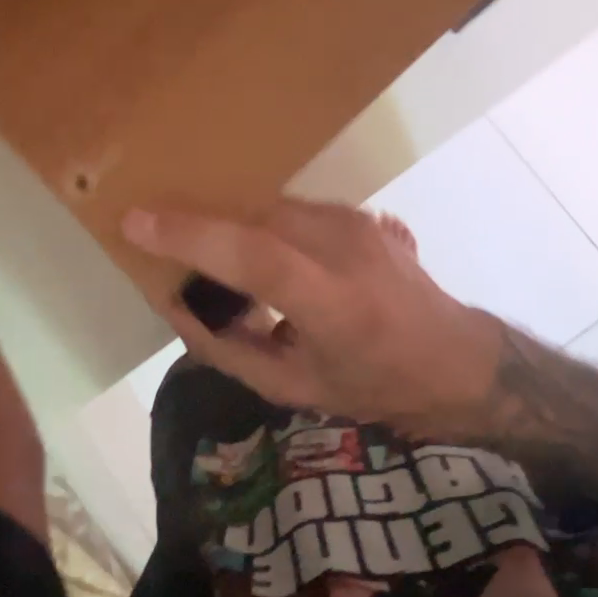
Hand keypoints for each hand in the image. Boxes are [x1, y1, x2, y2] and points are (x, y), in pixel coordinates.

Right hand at [122, 199, 505, 435]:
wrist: (460, 361)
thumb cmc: (376, 387)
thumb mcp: (294, 388)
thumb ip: (229, 349)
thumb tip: (177, 306)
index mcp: (334, 305)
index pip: (255, 256)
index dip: (193, 236)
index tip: (136, 221)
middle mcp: (347, 249)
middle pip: (252, 219)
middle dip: (200, 226)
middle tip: (157, 240)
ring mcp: (357, 223)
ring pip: (267, 208)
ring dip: (232, 226)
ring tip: (209, 254)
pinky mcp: (359, 212)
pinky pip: (290, 209)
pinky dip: (262, 226)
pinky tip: (261, 257)